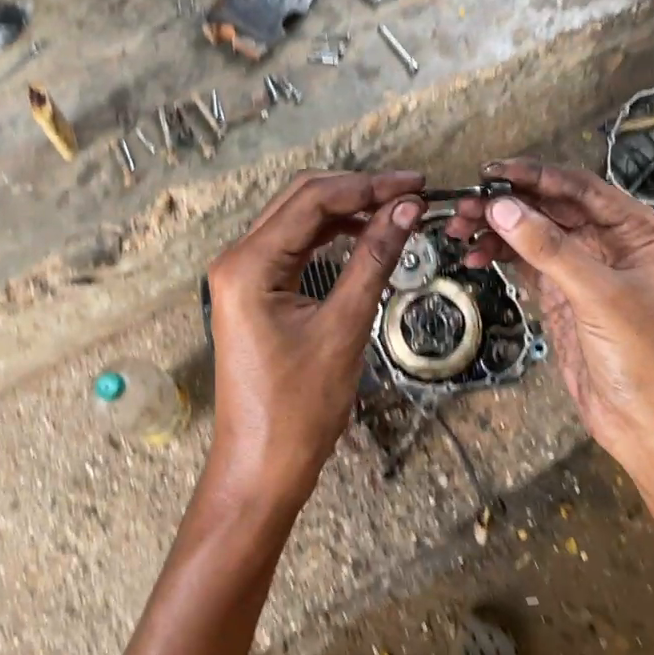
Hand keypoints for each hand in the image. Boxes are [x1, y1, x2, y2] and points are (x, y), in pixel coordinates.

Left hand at [203, 170, 426, 502]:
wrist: (261, 469)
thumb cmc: (299, 409)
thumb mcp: (343, 328)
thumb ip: (374, 260)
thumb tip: (405, 209)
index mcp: (249, 264)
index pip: (313, 200)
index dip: (368, 186)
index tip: (415, 185)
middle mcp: (237, 258)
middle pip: (301, 200)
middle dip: (357, 191)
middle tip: (410, 193)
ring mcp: (241, 275)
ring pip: (298, 220)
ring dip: (345, 210)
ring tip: (395, 211)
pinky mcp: (252, 292)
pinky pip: (293, 247)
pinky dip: (330, 236)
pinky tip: (364, 237)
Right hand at [446, 159, 653, 470]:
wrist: (652, 429)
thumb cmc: (649, 359)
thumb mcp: (600, 297)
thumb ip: (549, 248)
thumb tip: (501, 206)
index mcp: (641, 231)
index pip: (582, 189)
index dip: (536, 176)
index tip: (493, 173)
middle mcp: (614, 243)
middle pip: (553, 208)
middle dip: (509, 204)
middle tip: (465, 203)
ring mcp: (586, 269)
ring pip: (535, 234)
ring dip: (498, 230)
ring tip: (459, 228)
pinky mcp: (563, 296)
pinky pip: (527, 263)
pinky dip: (501, 257)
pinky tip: (475, 255)